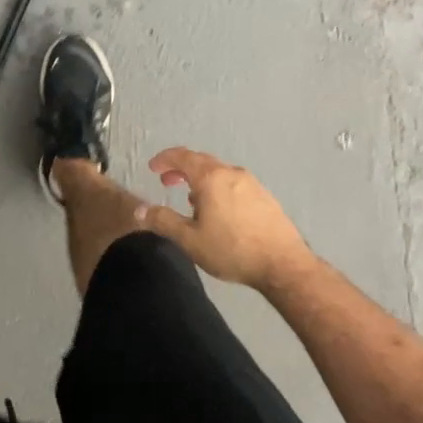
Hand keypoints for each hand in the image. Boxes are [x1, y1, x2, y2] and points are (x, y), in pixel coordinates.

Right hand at [135, 147, 316, 294]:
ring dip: (201, 180)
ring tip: (192, 200)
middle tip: (167, 182)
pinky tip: (219, 211)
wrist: (284, 265)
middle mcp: (232, 173)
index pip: (182, 156)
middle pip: (201, 161)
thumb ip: (163, 221)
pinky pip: (234, 183)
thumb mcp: (190, 239)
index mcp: (211, 178)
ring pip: (220, 173)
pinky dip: (219, 188)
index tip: (153, 168)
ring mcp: (252, 184)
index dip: (164, 159)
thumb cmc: (232, 250)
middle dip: (181, 168)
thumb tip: (138, 210)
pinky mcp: (265, 197)